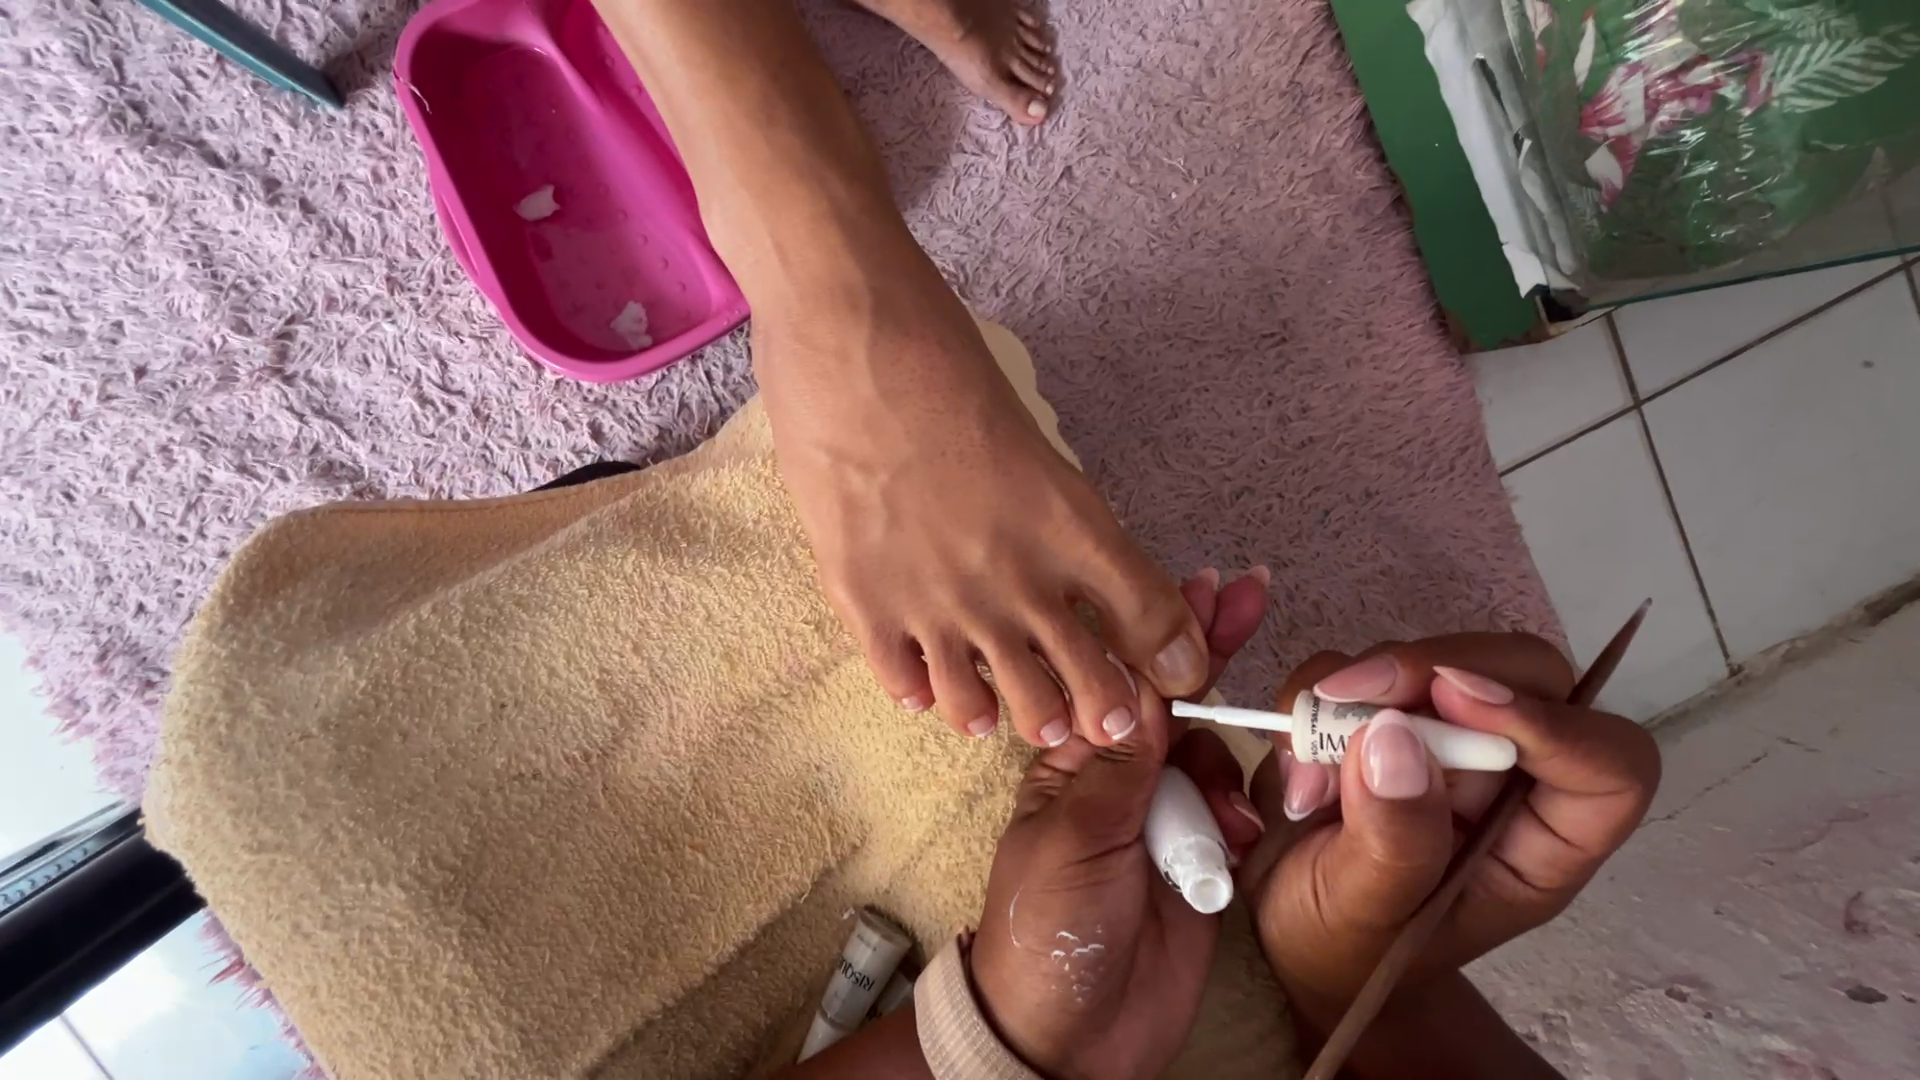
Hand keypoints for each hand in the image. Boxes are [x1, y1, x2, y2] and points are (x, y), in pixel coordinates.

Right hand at [752, 264, 1215, 748]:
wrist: (850, 339)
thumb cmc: (945, 362)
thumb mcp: (1031, 435)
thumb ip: (1055, 514)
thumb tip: (1060, 565)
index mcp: (1070, 528)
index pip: (1150, 619)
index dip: (1173, 659)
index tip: (1170, 671)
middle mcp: (1014, 582)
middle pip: (1079, 685)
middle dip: (1097, 710)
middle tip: (1086, 713)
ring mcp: (938, 602)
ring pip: (992, 705)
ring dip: (1009, 713)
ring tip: (1002, 712)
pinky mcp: (866, 603)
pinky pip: (907, 684)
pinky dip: (924, 692)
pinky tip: (926, 685)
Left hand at [963, 570, 1268, 1079]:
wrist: (1073, 1036)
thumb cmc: (1049, 924)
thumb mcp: (1076, 836)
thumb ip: (1121, 766)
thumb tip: (1145, 688)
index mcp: (1075, 757)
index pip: (1124, 681)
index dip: (1163, 632)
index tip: (1205, 585)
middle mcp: (1122, 774)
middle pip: (1175, 703)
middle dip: (1210, 653)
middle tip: (1250, 594)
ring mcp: (1164, 813)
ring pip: (1211, 758)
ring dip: (1225, 772)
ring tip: (1220, 825)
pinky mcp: (1201, 857)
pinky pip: (1234, 814)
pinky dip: (1242, 819)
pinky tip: (1236, 844)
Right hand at [1236, 634, 1660, 1030]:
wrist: (1285, 927)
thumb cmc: (1342, 946)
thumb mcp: (1366, 911)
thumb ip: (1391, 838)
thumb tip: (1394, 735)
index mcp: (1538, 840)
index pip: (1604, 760)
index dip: (1546, 719)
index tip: (1451, 700)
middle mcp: (1500, 775)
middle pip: (1523, 675)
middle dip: (1431, 668)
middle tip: (1351, 693)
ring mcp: (1434, 736)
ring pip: (1425, 659)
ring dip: (1352, 695)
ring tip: (1304, 777)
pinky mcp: (1370, 714)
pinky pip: (1347, 668)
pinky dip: (1309, 697)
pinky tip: (1289, 760)